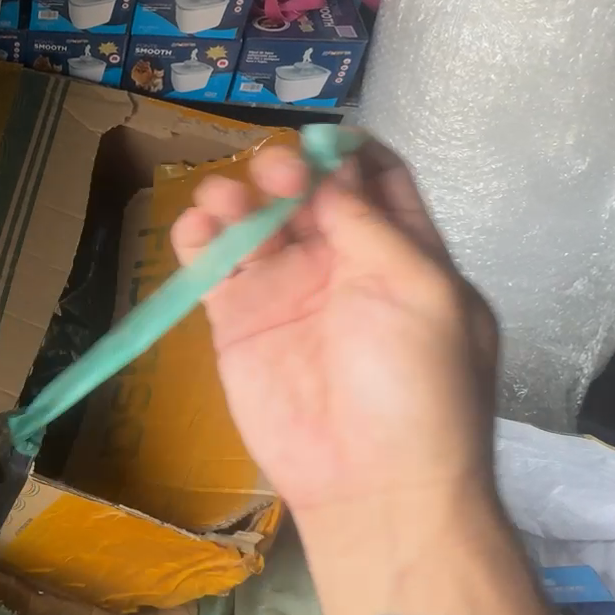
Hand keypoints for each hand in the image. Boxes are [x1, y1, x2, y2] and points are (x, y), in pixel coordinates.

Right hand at [168, 137, 499, 525]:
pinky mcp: (233, 315)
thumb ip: (368, 226)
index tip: (319, 136)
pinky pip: (208, 263)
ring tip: (222, 199)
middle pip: (301, 193)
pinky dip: (195, 238)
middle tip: (272, 173)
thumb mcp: (419, 294)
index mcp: (399, 253)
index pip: (373, 180)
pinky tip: (195, 229)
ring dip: (233, 197)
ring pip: (249, 221)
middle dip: (284, 170)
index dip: (347, 151)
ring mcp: (280, 288)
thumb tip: (329, 169)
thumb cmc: (415, 384)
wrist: (366, 477)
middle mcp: (336, 262)